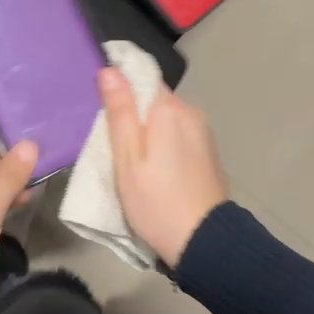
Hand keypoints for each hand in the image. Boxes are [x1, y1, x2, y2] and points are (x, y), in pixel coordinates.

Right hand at [100, 68, 229, 266]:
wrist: (206, 243)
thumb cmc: (157, 200)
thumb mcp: (127, 159)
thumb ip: (120, 112)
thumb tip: (110, 70)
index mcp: (169, 109)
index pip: (142, 77)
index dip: (121, 87)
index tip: (104, 108)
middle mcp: (191, 112)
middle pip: (154, 98)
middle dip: (135, 112)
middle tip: (113, 141)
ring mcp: (204, 133)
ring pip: (167, 117)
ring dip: (150, 129)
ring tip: (134, 158)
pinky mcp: (209, 152)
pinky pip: (180, 134)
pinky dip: (166, 142)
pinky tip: (157, 167)